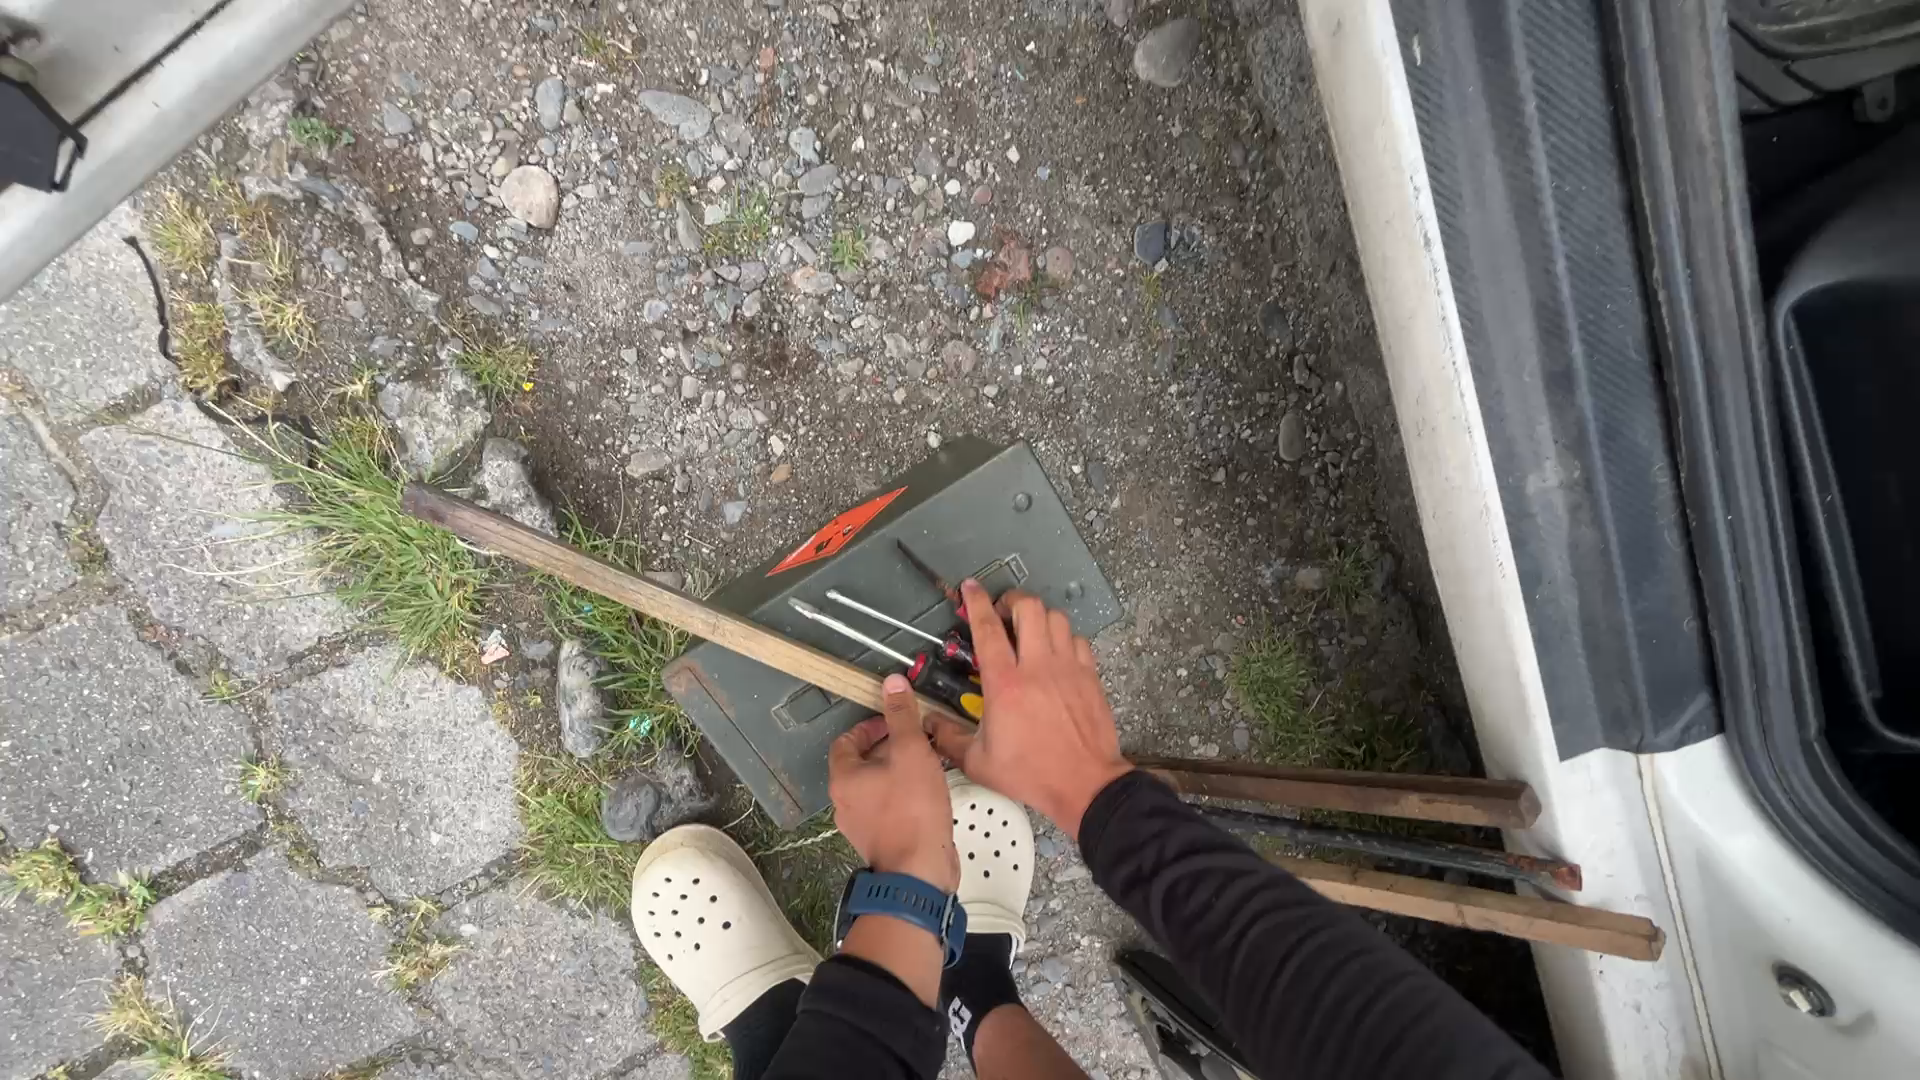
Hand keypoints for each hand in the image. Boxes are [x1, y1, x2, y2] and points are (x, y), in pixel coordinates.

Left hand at [828, 674, 959, 891]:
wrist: (920, 872)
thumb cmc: (912, 808)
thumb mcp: (911, 751)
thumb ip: (902, 716)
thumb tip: (892, 682)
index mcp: (843, 778)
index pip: (845, 741)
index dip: (868, 726)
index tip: (893, 721)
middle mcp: (844, 802)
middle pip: (860, 764)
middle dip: (886, 747)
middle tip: (915, 739)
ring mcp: (861, 826)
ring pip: (875, 786)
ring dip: (896, 771)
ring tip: (926, 762)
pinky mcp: (880, 842)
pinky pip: (887, 808)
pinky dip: (902, 794)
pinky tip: (928, 792)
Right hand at [928, 580, 1131, 841]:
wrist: (1085, 785)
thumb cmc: (1032, 774)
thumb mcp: (979, 762)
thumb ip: (949, 739)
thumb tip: (929, 725)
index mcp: (1005, 684)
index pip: (987, 628)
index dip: (976, 602)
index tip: (970, 589)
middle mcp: (1037, 667)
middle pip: (1028, 608)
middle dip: (1011, 601)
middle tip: (1001, 612)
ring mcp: (1067, 668)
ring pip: (1055, 618)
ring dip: (1039, 617)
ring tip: (1028, 630)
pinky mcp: (1089, 676)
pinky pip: (1078, 639)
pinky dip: (1064, 637)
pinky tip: (1055, 652)